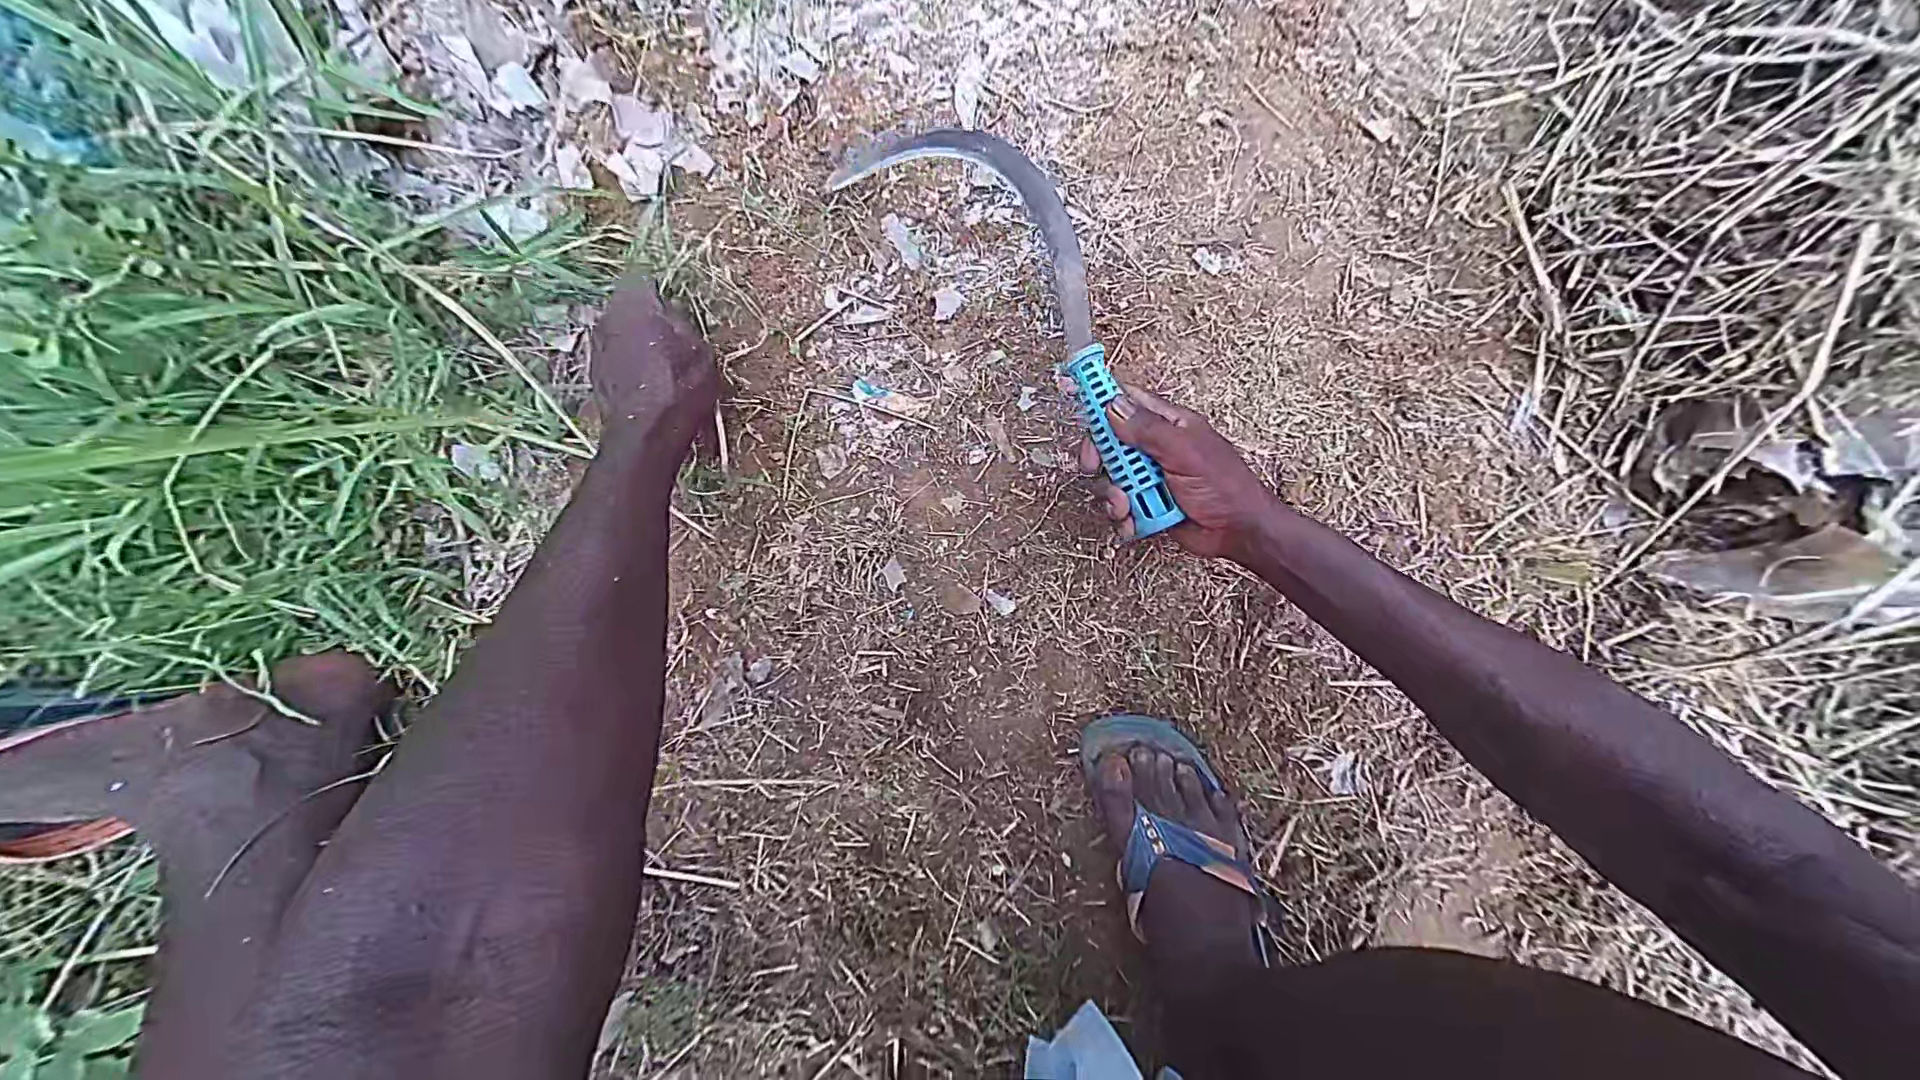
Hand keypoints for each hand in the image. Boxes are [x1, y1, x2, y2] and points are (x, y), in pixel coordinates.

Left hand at [588, 277, 720, 465]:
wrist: (647, 432)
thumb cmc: (680, 388)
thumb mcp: (701, 351)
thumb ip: (683, 322)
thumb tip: (672, 309)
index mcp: (635, 303)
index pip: (644, 281)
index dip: (662, 293)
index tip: (676, 310)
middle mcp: (608, 316)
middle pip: (629, 306)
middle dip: (648, 317)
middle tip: (672, 338)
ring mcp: (596, 344)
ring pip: (620, 331)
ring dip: (637, 340)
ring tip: (661, 363)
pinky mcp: (593, 370)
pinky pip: (615, 355)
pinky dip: (629, 362)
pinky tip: (647, 382)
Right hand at [1076, 384, 1275, 558]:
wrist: (1237, 532)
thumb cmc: (1226, 486)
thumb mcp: (1185, 451)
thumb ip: (1147, 429)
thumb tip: (1113, 405)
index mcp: (1167, 425)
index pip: (1126, 401)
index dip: (1101, 397)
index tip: (1077, 392)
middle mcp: (1153, 448)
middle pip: (1108, 442)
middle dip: (1099, 456)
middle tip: (1096, 466)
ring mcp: (1148, 477)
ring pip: (1109, 478)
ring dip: (1113, 494)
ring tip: (1129, 504)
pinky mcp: (1144, 504)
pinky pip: (1118, 506)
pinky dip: (1123, 516)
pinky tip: (1136, 520)